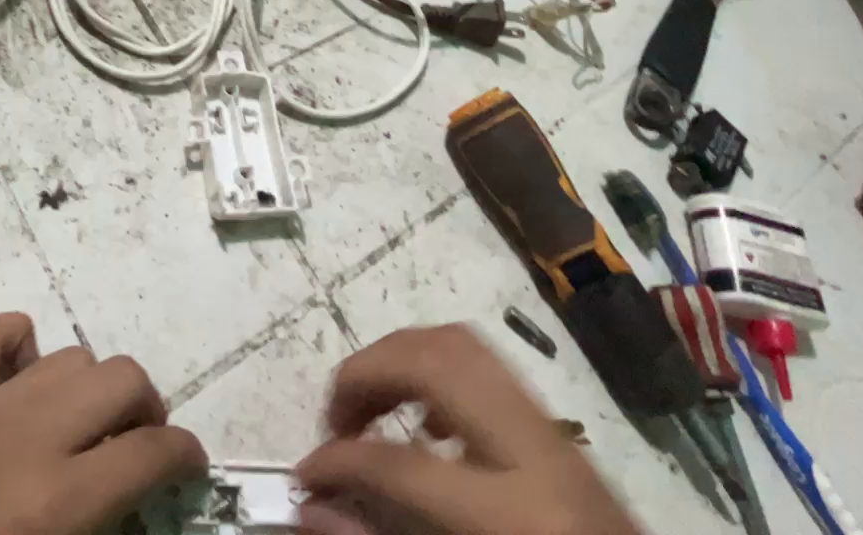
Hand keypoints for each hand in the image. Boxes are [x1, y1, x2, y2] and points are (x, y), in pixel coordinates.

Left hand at [0, 313, 206, 534]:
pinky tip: (23, 376)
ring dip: (91, 387)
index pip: (151, 453)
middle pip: (121, 379)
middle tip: (138, 446)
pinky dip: (18, 344)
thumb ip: (97, 528)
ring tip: (84, 424)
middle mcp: (27, 437)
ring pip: (69, 356)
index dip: (185, 456)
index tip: (188, 468)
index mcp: (55, 501)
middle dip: (148, 408)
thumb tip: (135, 502)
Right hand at [297, 324, 639, 534]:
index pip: (400, 464)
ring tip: (369, 411)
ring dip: (398, 362)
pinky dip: (437, 371)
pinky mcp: (558, 430)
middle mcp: (538, 454)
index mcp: (513, 517)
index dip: (337, 463)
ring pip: (458, 344)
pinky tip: (424, 425)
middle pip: (432, 361)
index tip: (304, 475)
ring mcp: (554, 433)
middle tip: (335, 421)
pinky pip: (486, 365)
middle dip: (364, 376)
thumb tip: (310, 507)